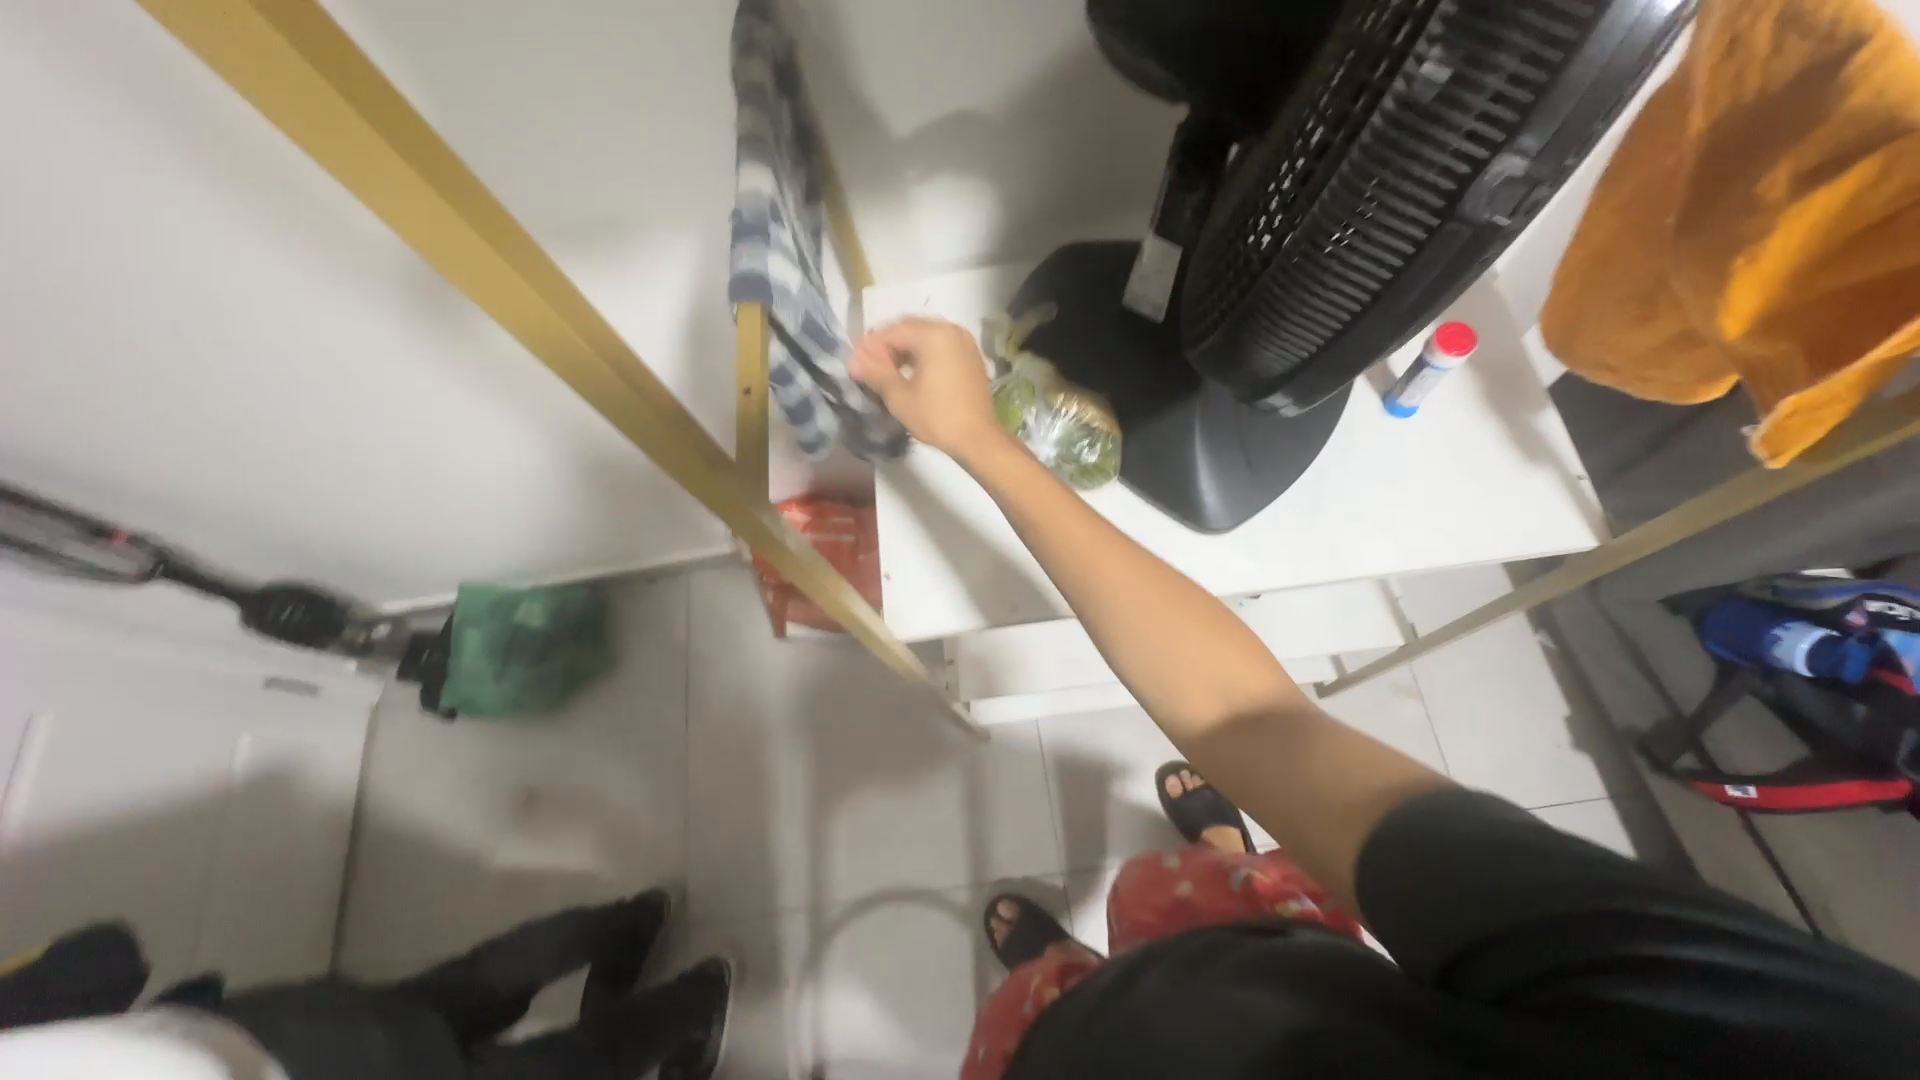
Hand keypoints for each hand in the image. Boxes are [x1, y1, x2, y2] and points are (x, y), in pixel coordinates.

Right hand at [849, 318, 1012, 463]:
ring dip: (905, 350)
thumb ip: (875, 373)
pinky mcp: (971, 356)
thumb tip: (853, 361)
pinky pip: (941, 346)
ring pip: (926, 337)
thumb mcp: (900, 397)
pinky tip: (912, 373)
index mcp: (933, 335)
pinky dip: (924, 355)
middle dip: (888, 345)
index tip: (855, 360)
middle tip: (869, 365)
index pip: (893, 331)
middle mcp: (951, 330)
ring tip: (888, 371)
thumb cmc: (937, 417)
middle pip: (910, 329)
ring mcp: (965, 342)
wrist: (978, 438)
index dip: (870, 345)